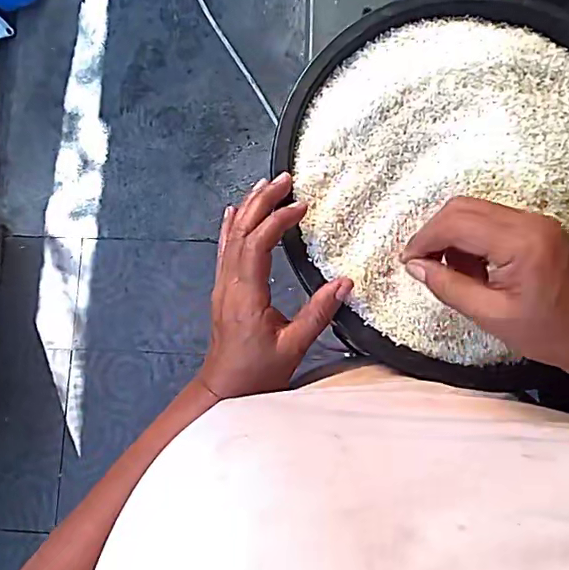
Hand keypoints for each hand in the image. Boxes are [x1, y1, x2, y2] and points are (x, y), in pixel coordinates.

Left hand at [194, 173, 351, 400]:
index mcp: (245, 295)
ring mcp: (222, 286)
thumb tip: (345, 283)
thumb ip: (319, 313)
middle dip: (262, 202)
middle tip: (284, 179)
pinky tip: (235, 211)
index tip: (301, 206)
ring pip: (231, 237)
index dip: (278, 221)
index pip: (258, 245)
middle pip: (241, 232)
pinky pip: (225, 249)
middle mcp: (229, 284)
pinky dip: (231, 226)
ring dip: (249, 208)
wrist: (223, 390)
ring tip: (265, 185)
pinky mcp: (223, 290)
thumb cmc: (256, 373)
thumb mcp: (293, 346)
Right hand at [400, 196, 568, 376]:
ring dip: (454, 235)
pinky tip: (474, 269)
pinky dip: (474, 239)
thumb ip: (449, 287)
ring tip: (453, 274)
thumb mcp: (492, 317)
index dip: (424, 239)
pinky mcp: (540, 228)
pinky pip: (494, 221)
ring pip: (477, 211)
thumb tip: (415, 266)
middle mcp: (531, 221)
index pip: (457, 222)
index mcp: (522, 243)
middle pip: (464, 207)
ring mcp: (538, 221)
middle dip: (436, 233)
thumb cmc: (553, 335)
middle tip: (423, 266)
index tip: (408, 262)